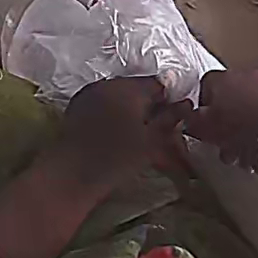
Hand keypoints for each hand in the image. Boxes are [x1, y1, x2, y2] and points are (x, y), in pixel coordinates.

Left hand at [54, 75, 189, 186]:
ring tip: (138, 133)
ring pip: (121, 95)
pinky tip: (117, 132)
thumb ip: (170, 119)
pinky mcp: (78, 105)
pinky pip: (104, 101)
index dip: (170, 100)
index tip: (175, 120)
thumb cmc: (117, 159)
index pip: (159, 84)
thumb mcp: (152, 141)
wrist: (72, 174)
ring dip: (132, 108)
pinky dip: (114, 112)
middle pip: (138, 88)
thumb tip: (186, 103)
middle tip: (159, 129)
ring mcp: (91, 92)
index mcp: (130, 88)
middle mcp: (110, 83)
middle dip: (150, 104)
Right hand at [184, 69, 257, 162]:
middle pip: (228, 98)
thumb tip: (188, 120)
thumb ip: (194, 124)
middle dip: (226, 124)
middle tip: (226, 148)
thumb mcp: (209, 129)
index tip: (205, 129)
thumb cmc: (244, 126)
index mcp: (219, 79)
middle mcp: (243, 74)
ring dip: (246, 128)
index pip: (204, 88)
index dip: (202, 110)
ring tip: (247, 154)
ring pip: (249, 107)